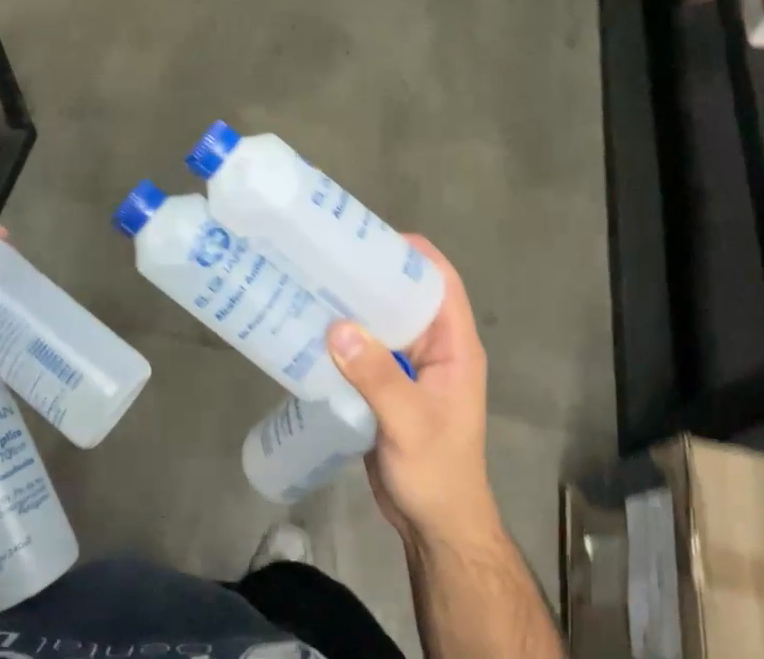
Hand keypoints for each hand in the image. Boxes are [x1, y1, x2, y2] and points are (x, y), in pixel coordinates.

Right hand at [326, 236, 497, 549]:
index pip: (440, 282)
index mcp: (455, 346)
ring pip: (381, 324)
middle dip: (369, 276)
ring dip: (351, 308)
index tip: (366, 237)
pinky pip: (364, 353)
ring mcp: (409, 369)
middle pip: (404, 297)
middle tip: (323, 259)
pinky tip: (308, 334)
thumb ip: (377, 375)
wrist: (435, 527)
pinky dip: (341, 341)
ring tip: (308, 288)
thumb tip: (337, 326)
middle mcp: (434, 349)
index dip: (411, 253)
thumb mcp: (410, 422)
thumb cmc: (437, 471)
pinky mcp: (386, 389)